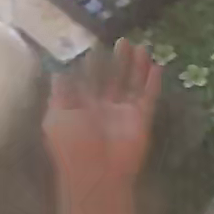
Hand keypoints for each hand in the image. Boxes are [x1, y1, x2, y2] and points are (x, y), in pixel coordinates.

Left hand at [44, 40, 161, 200]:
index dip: (93, 62)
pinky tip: (157, 66)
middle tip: (123, 39)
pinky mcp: (142, 119)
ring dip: (137, 67)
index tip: (95, 42)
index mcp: (82, 106)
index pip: (89, 79)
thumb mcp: (57, 116)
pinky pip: (149, 97)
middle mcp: (104, 107)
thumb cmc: (72, 146)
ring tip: (142, 46)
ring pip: (132, 84)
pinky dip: (153, 82)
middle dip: (118, 60)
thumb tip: (59, 69)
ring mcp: (124, 113)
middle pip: (113, 79)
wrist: (98, 174)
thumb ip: (61, 92)